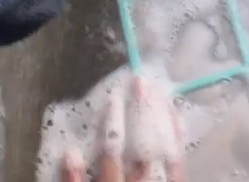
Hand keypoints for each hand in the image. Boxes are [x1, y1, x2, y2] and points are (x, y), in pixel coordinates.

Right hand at [60, 72, 184, 181]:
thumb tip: (69, 154)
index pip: (109, 163)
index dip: (110, 130)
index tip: (109, 101)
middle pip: (138, 152)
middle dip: (139, 117)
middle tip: (139, 82)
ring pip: (161, 154)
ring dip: (158, 121)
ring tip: (155, 91)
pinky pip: (178, 166)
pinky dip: (175, 138)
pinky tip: (173, 115)